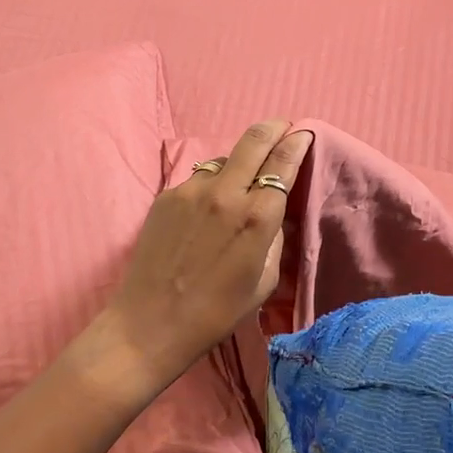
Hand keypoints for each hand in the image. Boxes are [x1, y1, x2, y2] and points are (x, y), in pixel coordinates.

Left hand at [104, 119, 313, 381]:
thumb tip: (276, 214)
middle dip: (273, 128)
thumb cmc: (216, 314)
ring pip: (224, 159)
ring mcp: (192, 190)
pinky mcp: (167, 196)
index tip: (303, 135)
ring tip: (241, 179)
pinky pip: (199, 179)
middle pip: (255, 140)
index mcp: (258, 216)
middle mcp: (226, 193)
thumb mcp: (264, 281)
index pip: (284, 162)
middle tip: (281, 127)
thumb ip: (274, 239)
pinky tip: (207, 209)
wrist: (149, 325)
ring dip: (239, 161)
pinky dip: (211, 184)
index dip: (297, 143)